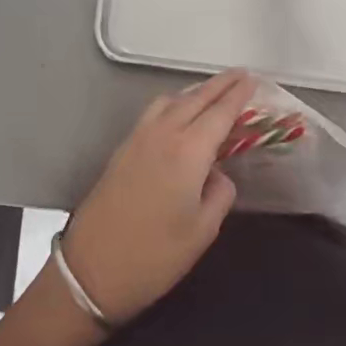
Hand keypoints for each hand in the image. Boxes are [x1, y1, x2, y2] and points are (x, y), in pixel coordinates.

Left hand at [59, 70, 255, 325]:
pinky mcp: (121, 152)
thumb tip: (218, 174)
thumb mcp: (202, 231)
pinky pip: (152, 115)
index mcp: (187, 152)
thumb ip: (219, 194)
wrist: (91, 269)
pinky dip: (173, 107)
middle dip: (218, 86)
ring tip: (213, 95)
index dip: (238, 96)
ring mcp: (136, 141)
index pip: (219, 113)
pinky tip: (180, 118)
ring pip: (168, 103)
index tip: (253, 80)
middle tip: (240, 76)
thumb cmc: (154, 256)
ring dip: (193, 94)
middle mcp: (161, 136)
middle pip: (193, 100)